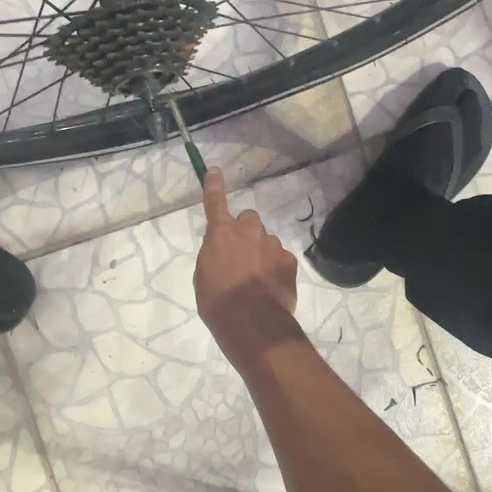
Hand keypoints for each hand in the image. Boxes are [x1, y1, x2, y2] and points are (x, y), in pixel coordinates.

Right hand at [195, 169, 300, 356]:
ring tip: (257, 279)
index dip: (214, 186)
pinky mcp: (289, 260)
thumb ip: (214, 255)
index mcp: (221, 234)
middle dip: (245, 231)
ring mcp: (271, 244)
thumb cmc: (216, 301)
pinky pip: (281, 257)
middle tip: (241, 254)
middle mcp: (248, 231)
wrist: (251, 321)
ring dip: (261, 252)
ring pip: (266, 240)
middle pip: (248, 219)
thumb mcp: (203, 276)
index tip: (215, 171)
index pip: (215, 202)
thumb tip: (224, 253)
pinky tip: (271, 286)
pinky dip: (276, 268)